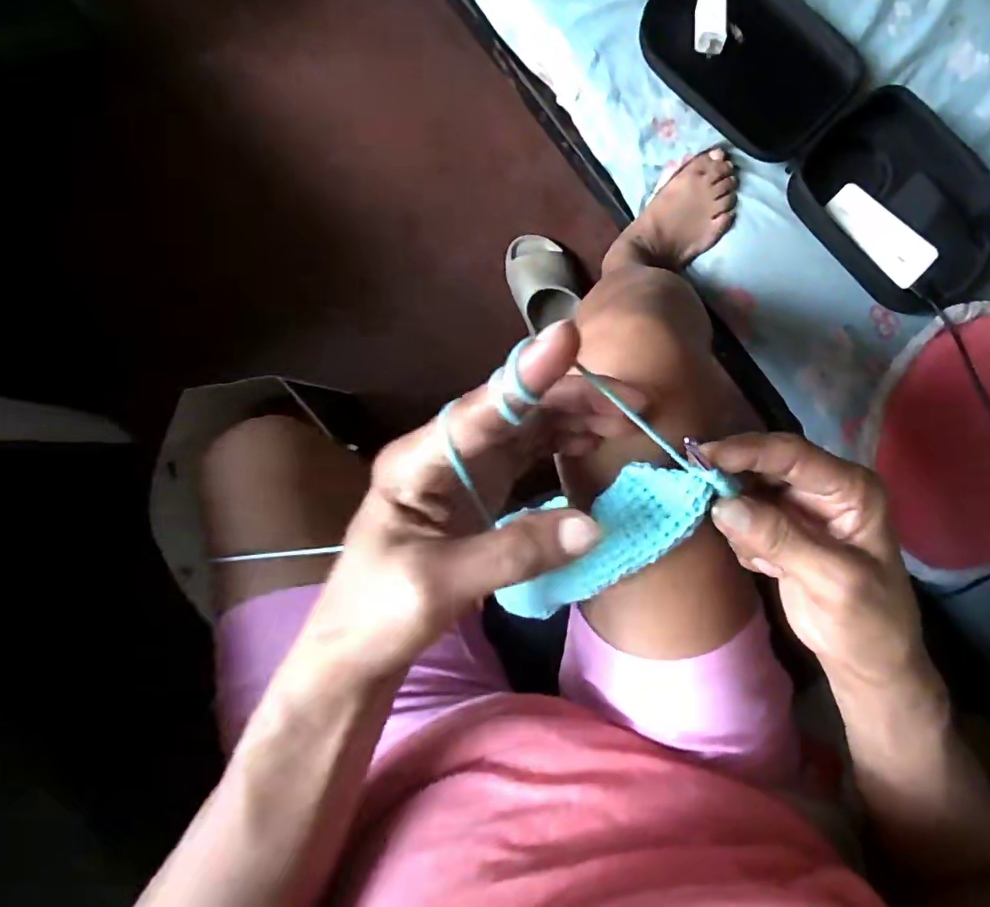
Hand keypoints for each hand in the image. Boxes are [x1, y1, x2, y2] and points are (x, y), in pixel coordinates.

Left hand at [292, 321, 645, 684]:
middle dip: (573, 396)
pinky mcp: (483, 487)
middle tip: (634, 402)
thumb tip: (595, 527)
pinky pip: (531, 452)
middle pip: (515, 407)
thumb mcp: (439, 586)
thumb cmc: (378, 615)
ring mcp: (465, 466)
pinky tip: (595, 441)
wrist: (355, 652)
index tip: (568, 337)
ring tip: (627, 418)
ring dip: (576, 414)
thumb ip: (515, 552)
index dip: (527, 373)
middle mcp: (443, 450)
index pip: (480, 409)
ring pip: (528, 424)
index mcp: (416, 461)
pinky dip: (565, 442)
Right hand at [702, 433, 924, 690]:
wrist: (869, 661)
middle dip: (732, 475)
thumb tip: (723, 505)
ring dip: (737, 512)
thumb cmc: (869, 621)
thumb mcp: (831, 582)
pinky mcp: (782, 527)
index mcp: (851, 489)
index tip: (704, 456)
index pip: (793, 455)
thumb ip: (780, 540)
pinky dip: (742, 536)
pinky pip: (745, 515)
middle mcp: (826, 488)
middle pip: (766, 464)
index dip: (747, 450)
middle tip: (695, 484)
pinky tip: (766, 567)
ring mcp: (802, 507)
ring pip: (750, 487)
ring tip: (759, 558)